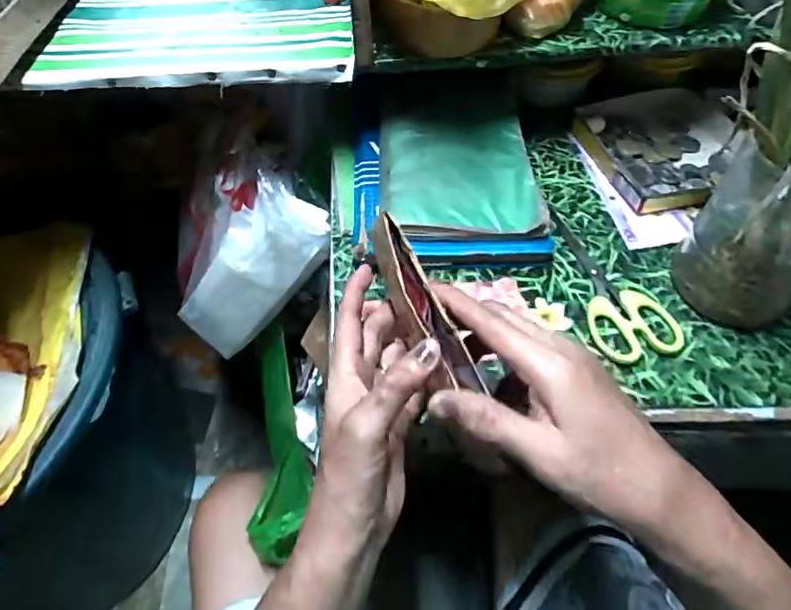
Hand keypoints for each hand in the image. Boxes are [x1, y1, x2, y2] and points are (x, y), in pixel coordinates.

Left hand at [309, 263, 439, 559]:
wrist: (355, 523)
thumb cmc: (350, 470)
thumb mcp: (369, 422)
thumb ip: (397, 383)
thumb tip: (427, 343)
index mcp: (346, 374)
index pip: (349, 323)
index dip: (356, 294)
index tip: (368, 266)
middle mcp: (363, 382)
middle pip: (377, 337)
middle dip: (393, 314)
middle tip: (423, 295)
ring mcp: (382, 402)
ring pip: (398, 361)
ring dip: (414, 343)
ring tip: (440, 322)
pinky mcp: (400, 423)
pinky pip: (414, 389)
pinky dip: (427, 375)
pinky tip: (445, 364)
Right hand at [425, 282, 696, 535]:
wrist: (664, 492)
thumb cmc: (602, 475)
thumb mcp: (540, 453)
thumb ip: (486, 420)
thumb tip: (434, 396)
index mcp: (549, 362)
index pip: (491, 319)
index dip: (454, 300)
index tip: (421, 284)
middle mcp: (559, 345)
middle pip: (502, 314)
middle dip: (462, 309)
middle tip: (423, 315)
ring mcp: (571, 353)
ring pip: (516, 325)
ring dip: (481, 328)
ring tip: (448, 345)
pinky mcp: (576, 366)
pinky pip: (529, 341)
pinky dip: (500, 345)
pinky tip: (488, 373)